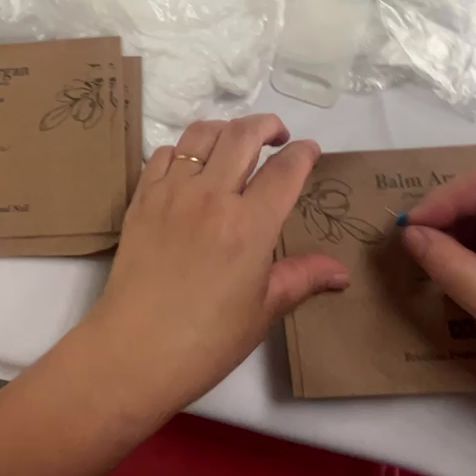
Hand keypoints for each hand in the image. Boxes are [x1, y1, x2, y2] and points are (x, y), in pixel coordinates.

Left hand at [81, 115, 350, 409]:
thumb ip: (302, 278)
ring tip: (235, 143)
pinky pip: (163, 154)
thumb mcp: (263, 310)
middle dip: (267, 125)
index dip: (303, 153)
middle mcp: (212, 196)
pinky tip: (190, 166)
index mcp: (250, 225)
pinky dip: (182, 150)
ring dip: (225, 130)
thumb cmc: (208, 340)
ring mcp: (172, 192)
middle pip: (243, 135)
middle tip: (277, 135)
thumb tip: (341, 272)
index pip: (285, 170)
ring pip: (200, 134)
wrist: (134, 350)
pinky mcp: (142, 197)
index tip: (310, 150)